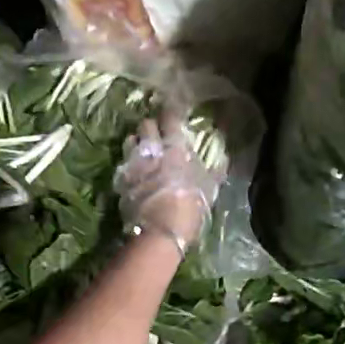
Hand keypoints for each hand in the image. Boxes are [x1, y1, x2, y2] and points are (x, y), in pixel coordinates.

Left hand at [116, 111, 221, 254]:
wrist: (160, 233)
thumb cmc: (189, 210)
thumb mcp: (208, 190)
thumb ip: (214, 171)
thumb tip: (223, 158)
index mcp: (176, 150)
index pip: (171, 119)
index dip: (171, 112)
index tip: (173, 109)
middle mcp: (152, 151)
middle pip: (145, 125)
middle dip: (150, 125)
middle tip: (156, 131)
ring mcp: (133, 165)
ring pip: (130, 141)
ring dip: (136, 142)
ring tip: (142, 149)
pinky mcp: (121, 181)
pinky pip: (123, 165)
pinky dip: (128, 165)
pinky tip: (134, 171)